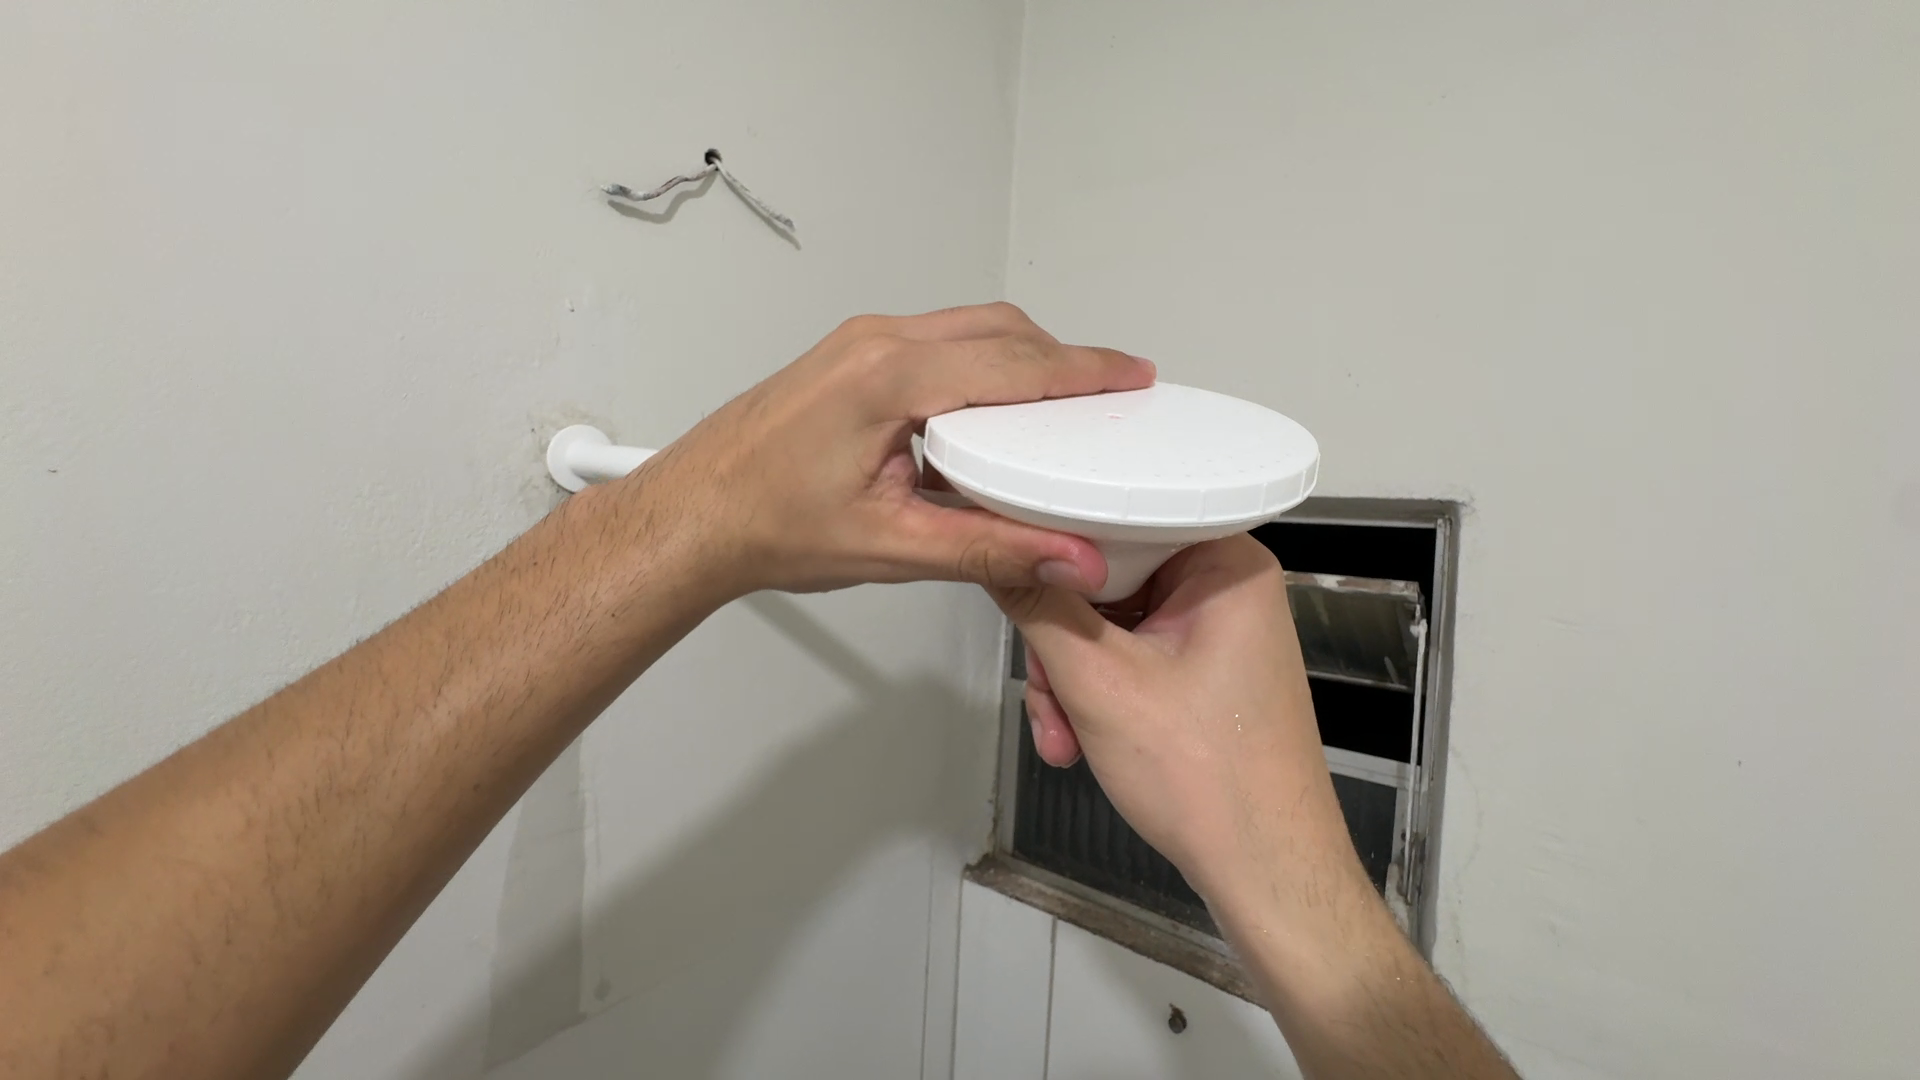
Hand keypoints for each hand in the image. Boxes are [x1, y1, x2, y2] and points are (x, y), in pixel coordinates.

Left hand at [609, 302, 1153, 597]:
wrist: (693, 514)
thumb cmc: (768, 526)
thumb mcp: (892, 548)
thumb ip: (990, 550)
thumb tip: (1067, 559)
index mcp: (889, 379)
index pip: (1014, 365)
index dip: (1084, 371)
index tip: (1132, 374)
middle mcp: (875, 344)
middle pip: (997, 331)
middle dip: (1061, 358)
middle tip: (1108, 389)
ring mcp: (858, 344)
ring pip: (967, 330)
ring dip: (1020, 357)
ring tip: (1061, 401)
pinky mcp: (848, 358)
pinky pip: (935, 343)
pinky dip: (980, 364)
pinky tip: (991, 407)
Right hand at [991, 534, 1363, 913]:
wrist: (1265, 874)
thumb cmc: (1203, 775)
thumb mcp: (1097, 681)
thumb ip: (1037, 606)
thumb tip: (993, 555)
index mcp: (1223, 562)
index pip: (1120, 519)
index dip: (1057, 546)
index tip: (1012, 568)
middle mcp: (1224, 587)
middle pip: (1106, 584)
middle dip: (1060, 645)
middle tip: (1045, 692)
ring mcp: (1214, 632)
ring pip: (1110, 628)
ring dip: (1070, 681)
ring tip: (1061, 735)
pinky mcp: (1202, 671)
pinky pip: (1129, 659)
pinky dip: (1096, 697)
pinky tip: (1078, 741)